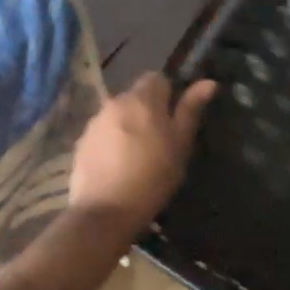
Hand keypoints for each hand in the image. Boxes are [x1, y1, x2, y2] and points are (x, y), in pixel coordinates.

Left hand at [69, 74, 217, 229]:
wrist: (105, 211)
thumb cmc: (152, 177)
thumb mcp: (180, 146)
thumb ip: (191, 111)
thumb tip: (208, 82)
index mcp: (142, 99)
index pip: (158, 78)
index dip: (169, 95)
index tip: (175, 120)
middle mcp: (115, 102)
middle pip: (136, 96)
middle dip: (148, 112)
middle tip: (160, 142)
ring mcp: (94, 122)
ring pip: (118, 115)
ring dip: (129, 126)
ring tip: (137, 157)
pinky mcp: (81, 142)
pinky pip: (103, 133)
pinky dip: (112, 143)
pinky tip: (118, 167)